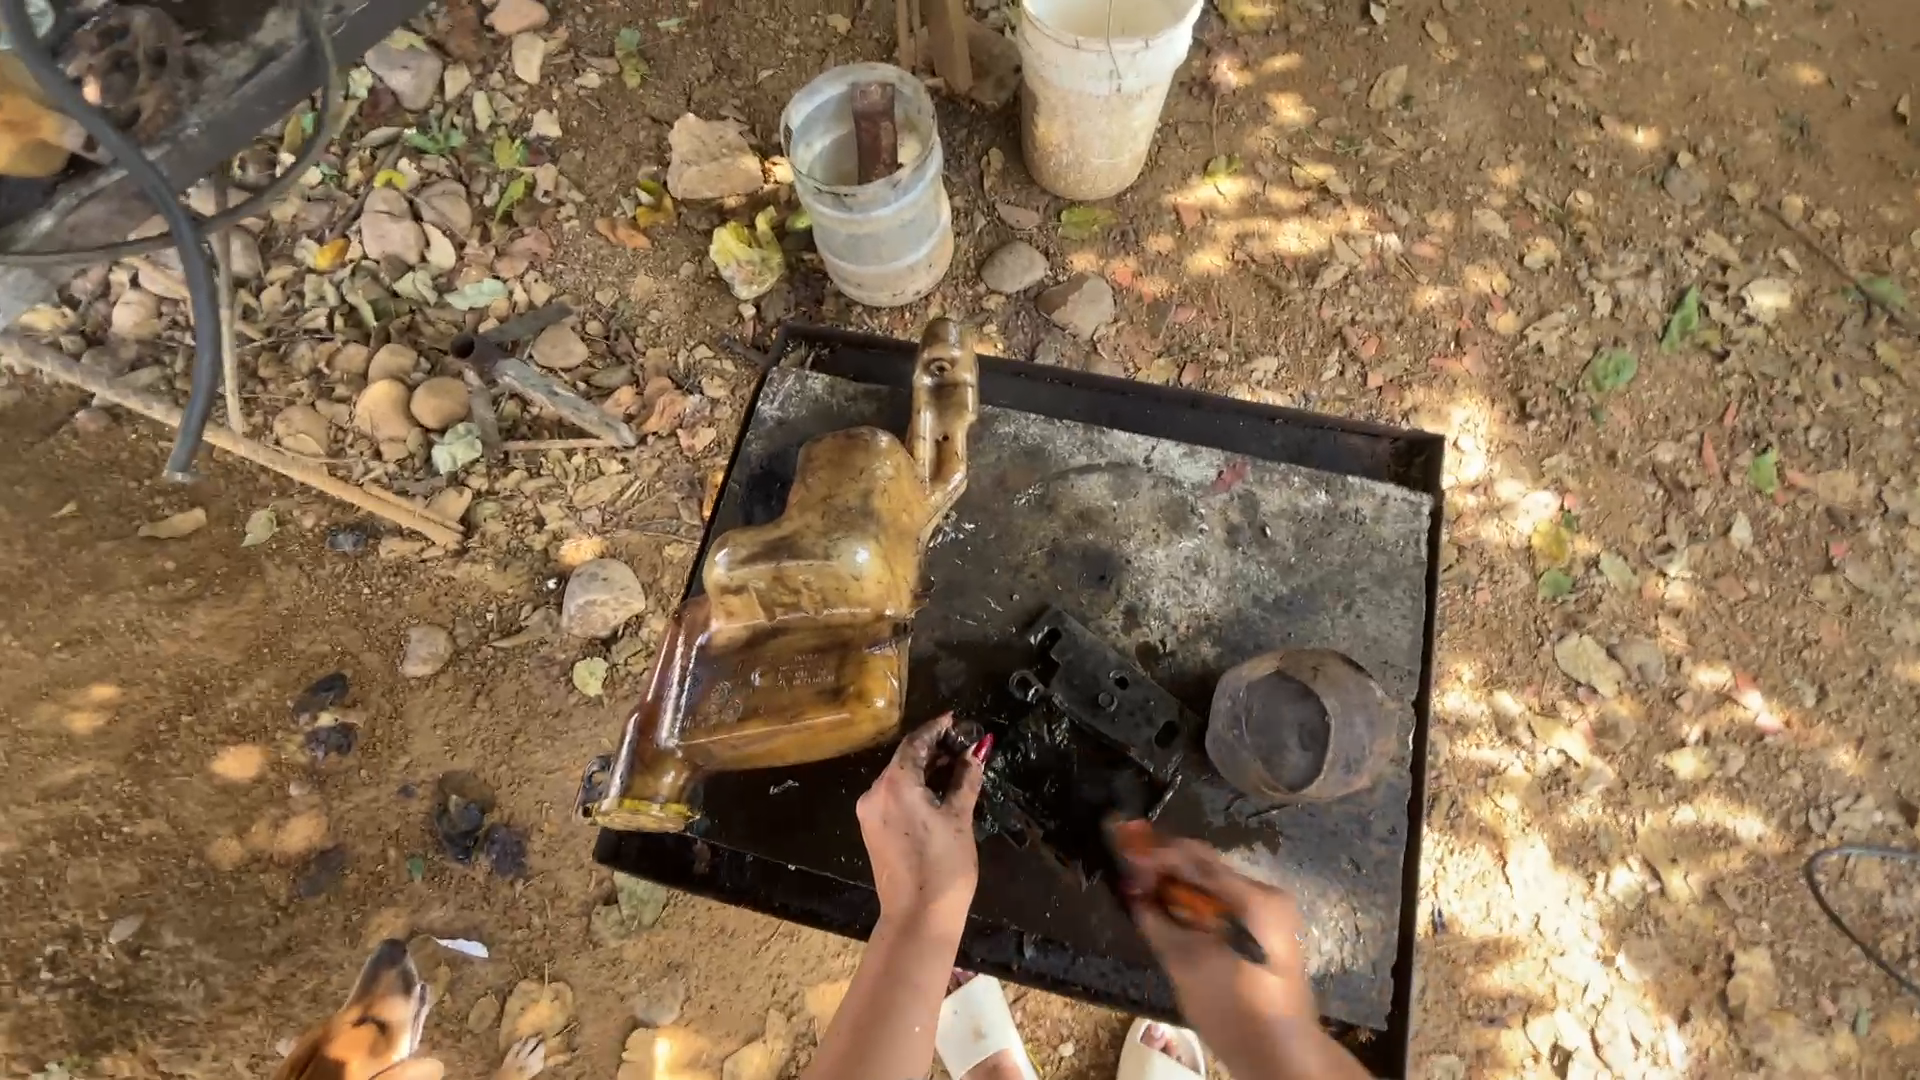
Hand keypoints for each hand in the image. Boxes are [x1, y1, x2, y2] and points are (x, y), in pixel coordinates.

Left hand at [856, 713, 988, 933]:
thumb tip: (977, 751)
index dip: (937, 729)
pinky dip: (914, 787)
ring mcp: (870, 813)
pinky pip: (894, 796)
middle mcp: (875, 792)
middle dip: (933, 749)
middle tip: (962, 745)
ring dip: (925, 769)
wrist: (917, 918)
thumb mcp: (960, 818)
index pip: (915, 743)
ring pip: (899, 778)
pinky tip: (937, 789)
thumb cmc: (944, 866)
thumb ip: (965, 779)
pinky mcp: (872, 830)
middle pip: (905, 759)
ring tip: (956, 765)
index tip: (955, 720)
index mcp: (895, 784)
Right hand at [1119, 838, 1321, 1065]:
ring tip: (1146, 889)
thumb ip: (1155, 919)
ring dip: (1180, 884)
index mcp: (1252, 897)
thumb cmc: (1233, 1010)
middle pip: (1206, 865)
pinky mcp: (1269, 926)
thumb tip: (1131, 891)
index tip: (1124, 853)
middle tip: (1132, 872)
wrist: (1283, 1059)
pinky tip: (1174, 908)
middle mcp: (1266, 892)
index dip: (1154, 853)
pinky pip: (1225, 900)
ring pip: (1214, 882)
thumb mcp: (1184, 963)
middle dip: (1165, 867)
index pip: (1194, 856)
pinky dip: (1197, 901)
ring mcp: (1271, 909)